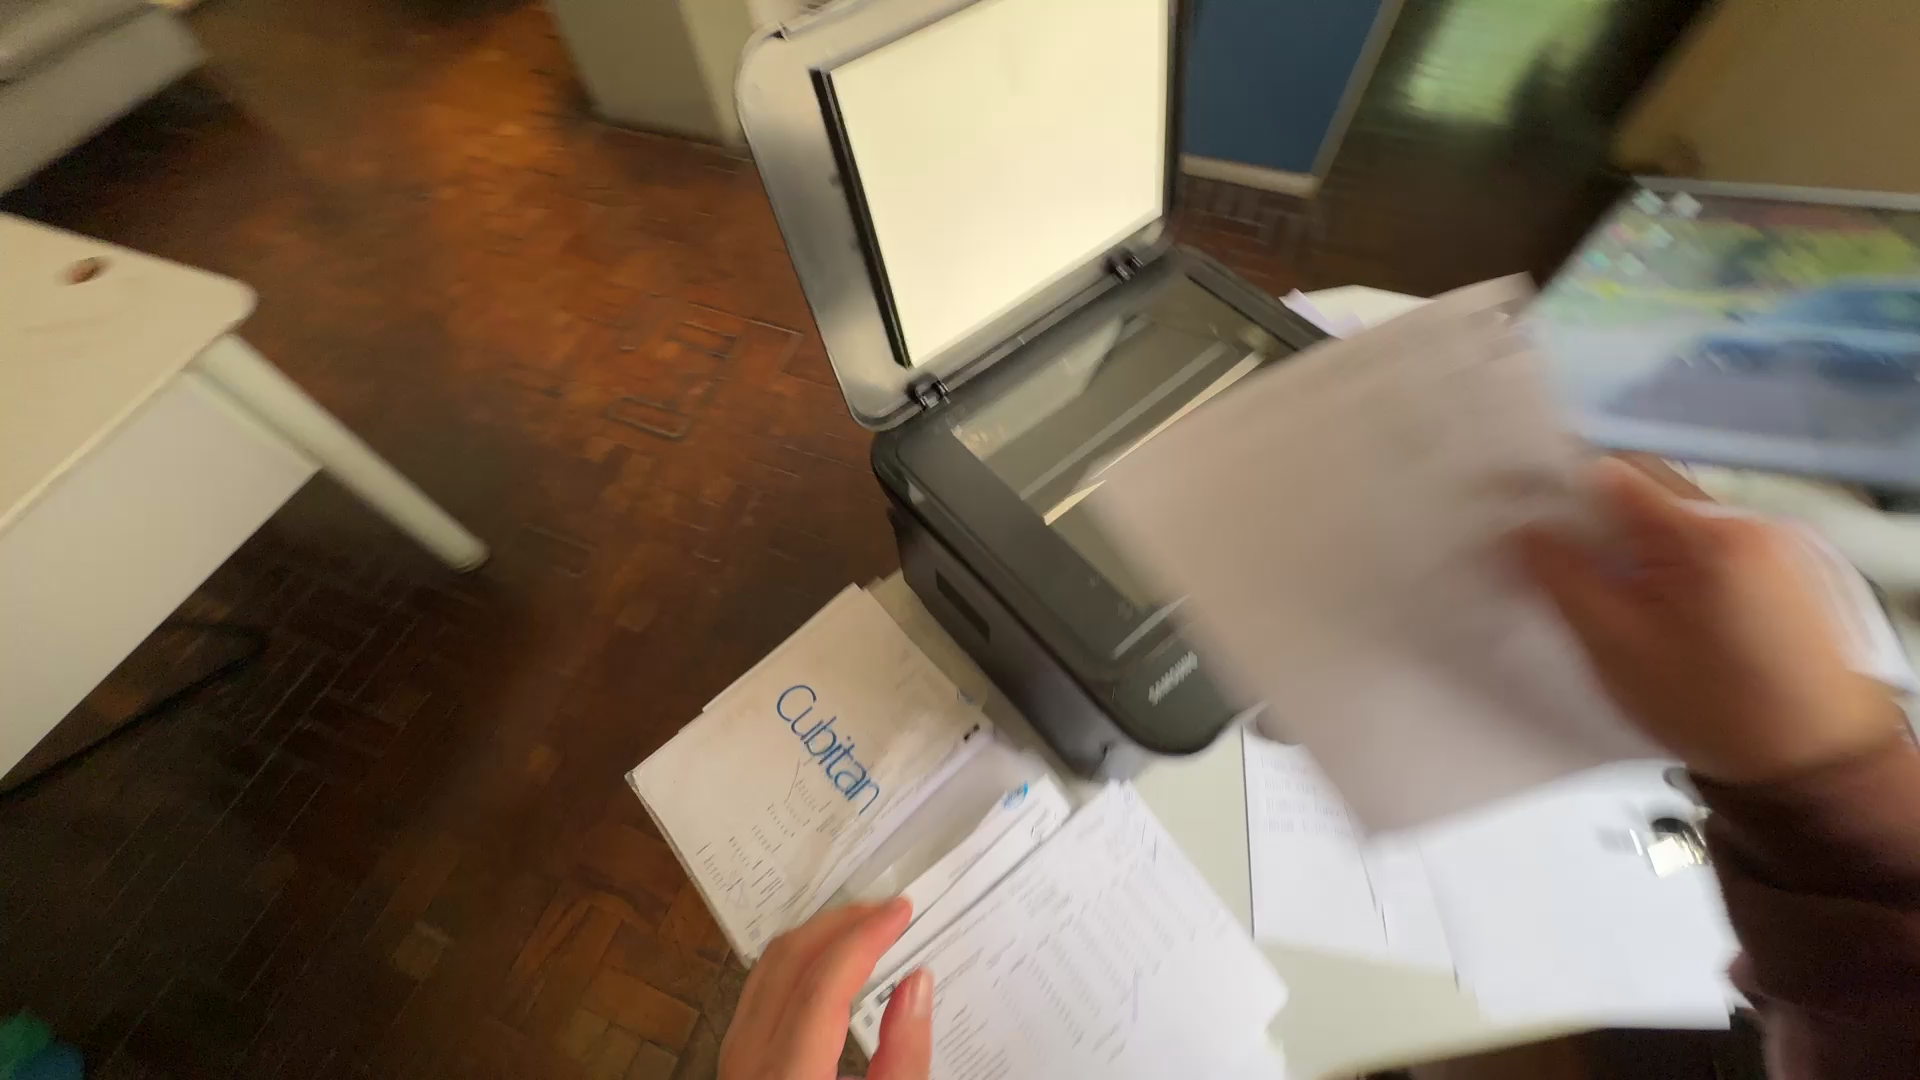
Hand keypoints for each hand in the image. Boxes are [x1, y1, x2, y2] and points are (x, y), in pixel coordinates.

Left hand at [719, 898, 931, 1079]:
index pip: (823, 986)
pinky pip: (760, 990)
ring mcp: (732, 1068)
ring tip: (866, 929)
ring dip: (818, 937)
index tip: (903, 909)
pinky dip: (798, 961)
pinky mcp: (734, 1070)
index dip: (865, 937)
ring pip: (766, 969)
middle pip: (786, 962)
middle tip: (889, 912)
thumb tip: (917, 981)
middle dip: (841, 924)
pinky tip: (833, 965)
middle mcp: (748, 1069)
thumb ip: (904, 1058)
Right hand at [1516, 457, 1905, 783]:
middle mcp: (1751, 524)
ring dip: (1618, 541)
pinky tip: (1637, 597)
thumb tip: (1520, 530)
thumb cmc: (1710, 707)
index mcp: (1711, 534)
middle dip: (1584, 518)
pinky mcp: (1780, 568)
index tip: (1513, 515)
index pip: (1610, 474)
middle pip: (1641, 490)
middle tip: (1545, 557)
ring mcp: (1774, 545)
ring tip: (1592, 586)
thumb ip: (1558, 574)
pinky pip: (1695, 541)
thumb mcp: (1611, 642)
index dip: (1551, 488)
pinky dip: (1654, 557)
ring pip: (1664, 517)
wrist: (1814, 766)